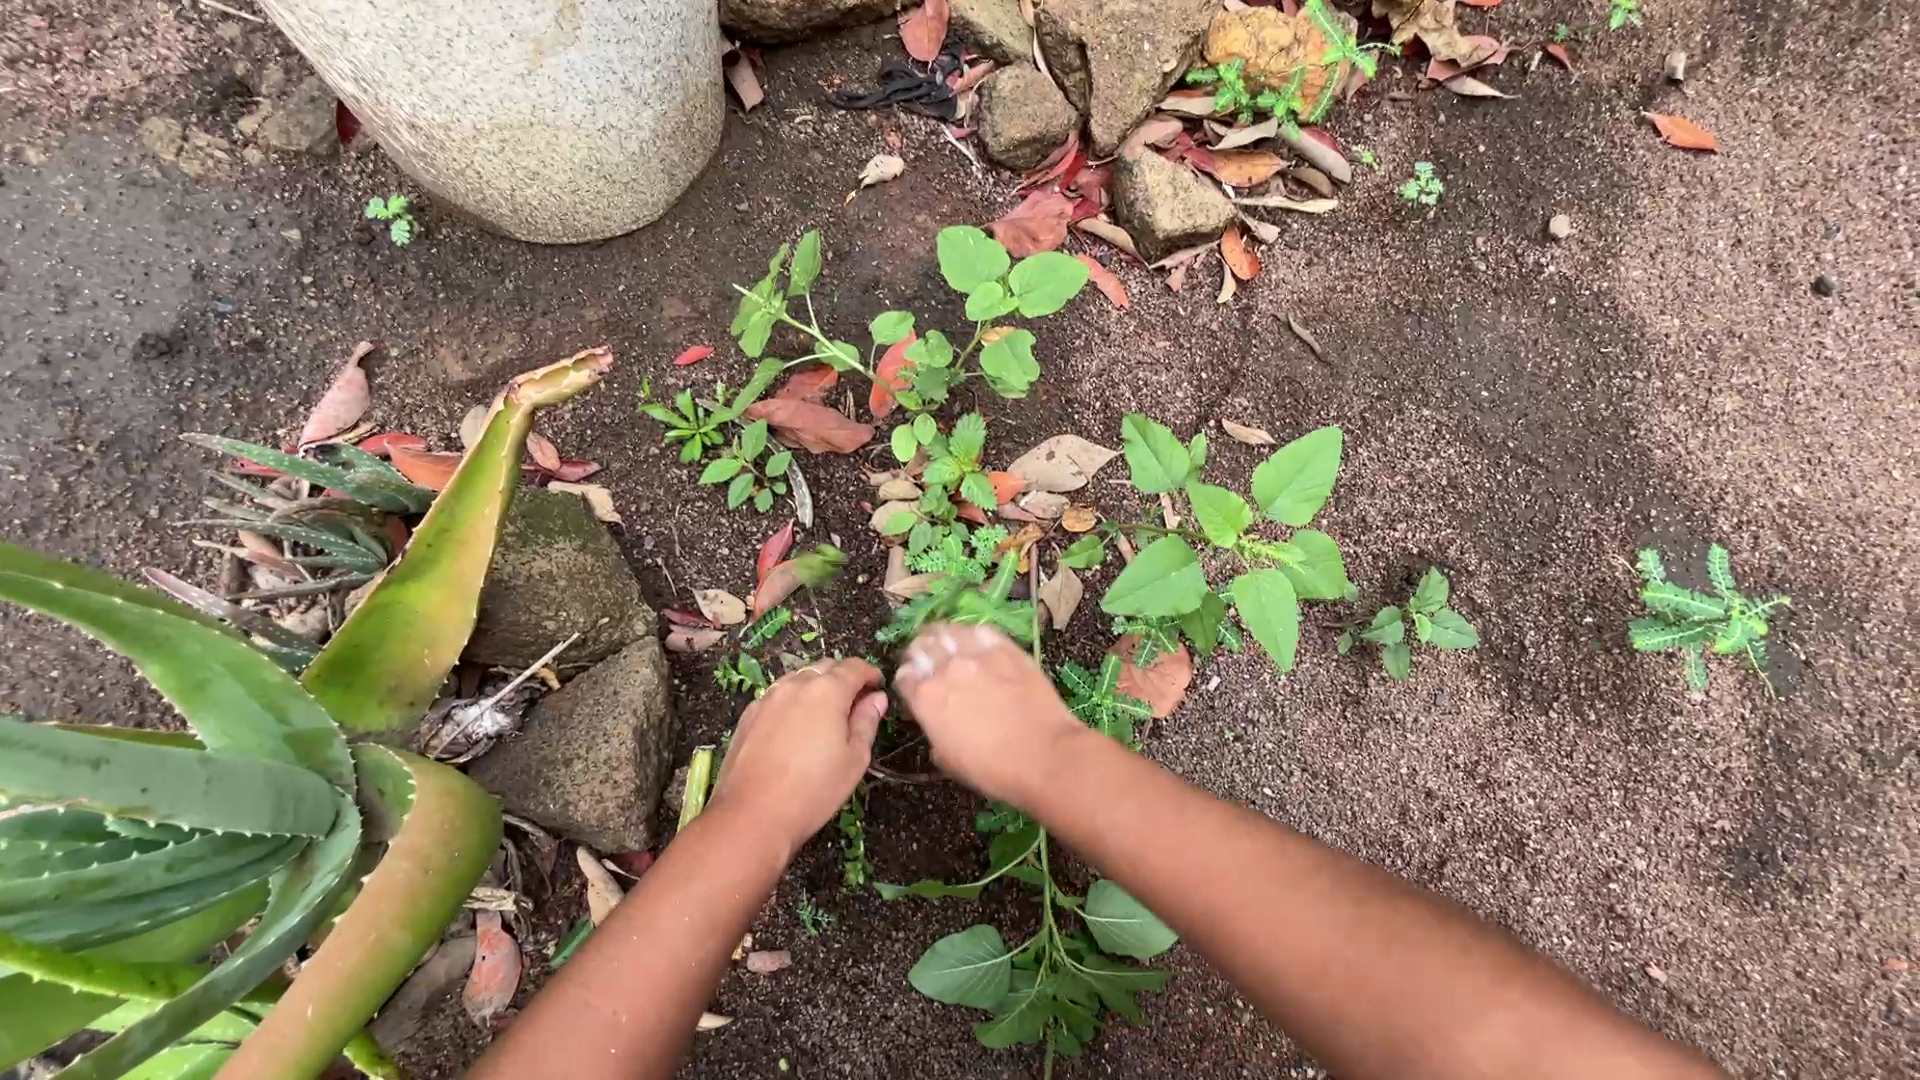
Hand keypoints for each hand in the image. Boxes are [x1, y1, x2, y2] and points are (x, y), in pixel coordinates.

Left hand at [707, 658, 887, 856]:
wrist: (751, 815)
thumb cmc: (813, 790)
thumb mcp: (854, 759)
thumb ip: (867, 722)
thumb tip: (876, 698)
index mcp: (827, 690)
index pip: (854, 667)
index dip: (870, 674)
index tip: (878, 686)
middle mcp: (796, 685)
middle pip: (826, 667)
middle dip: (844, 677)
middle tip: (855, 703)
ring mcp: (768, 698)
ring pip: (799, 678)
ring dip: (817, 686)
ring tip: (825, 715)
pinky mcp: (749, 715)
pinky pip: (778, 696)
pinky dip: (794, 701)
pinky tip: (796, 727)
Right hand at [892, 623, 1083, 804]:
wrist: (1043, 756)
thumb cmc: (993, 770)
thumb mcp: (948, 760)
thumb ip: (934, 732)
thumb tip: (937, 722)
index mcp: (925, 698)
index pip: (903, 676)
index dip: (907, 679)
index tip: (912, 682)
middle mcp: (945, 668)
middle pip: (922, 646)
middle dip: (920, 652)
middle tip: (925, 657)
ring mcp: (976, 654)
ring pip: (948, 631)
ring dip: (941, 636)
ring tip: (945, 641)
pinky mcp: (1006, 648)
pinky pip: (980, 631)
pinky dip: (972, 634)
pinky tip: (974, 639)